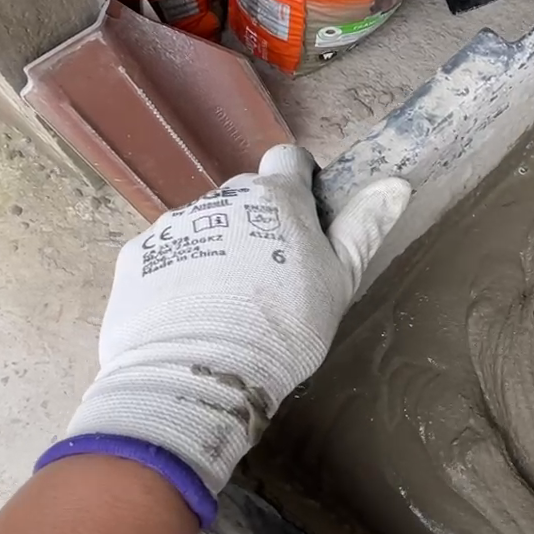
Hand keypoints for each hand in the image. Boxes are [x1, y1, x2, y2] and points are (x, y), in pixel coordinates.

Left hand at [58, 146, 409, 502]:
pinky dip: (181, 273)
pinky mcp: (137, 255)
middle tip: (271, 273)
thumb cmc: (286, 324)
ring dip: (220, 246)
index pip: (289, 159)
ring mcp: (175, 225)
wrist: (198, 374)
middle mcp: (223, 198)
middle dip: (259, 220)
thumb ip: (364, 227)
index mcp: (276, 198)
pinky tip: (191, 312)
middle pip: (246, 195)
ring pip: (207, 224)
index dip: (299, 181)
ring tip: (227, 301)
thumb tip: (397, 183)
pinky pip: (166, 253)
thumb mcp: (341, 279)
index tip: (305, 217)